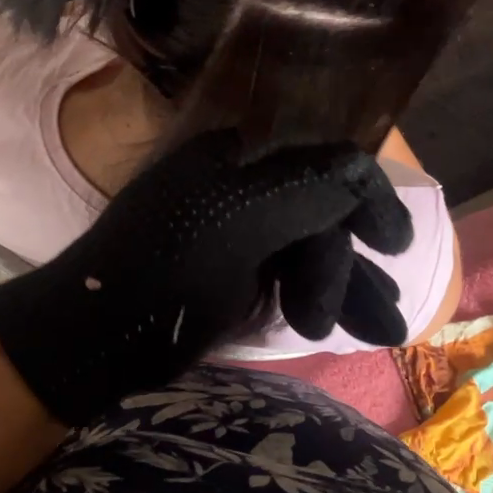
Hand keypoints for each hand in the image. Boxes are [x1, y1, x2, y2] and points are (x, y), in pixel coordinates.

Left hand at [0, 129, 410, 424]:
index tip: (393, 244)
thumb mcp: (240, 219)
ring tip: (378, 334)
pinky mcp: (225, 271)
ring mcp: (228, 229)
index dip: (364, 198)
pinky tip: (342, 328)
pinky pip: (284, 274)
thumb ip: (306, 187)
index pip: (318, 160)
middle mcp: (232, 183)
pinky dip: (315, 297)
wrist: (98, 335)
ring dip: (341, 288)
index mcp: (230, 156)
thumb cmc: (166, 268)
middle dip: (341, 264)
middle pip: (316, 210)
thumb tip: (361, 167)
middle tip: (359, 322)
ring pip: (304, 247)